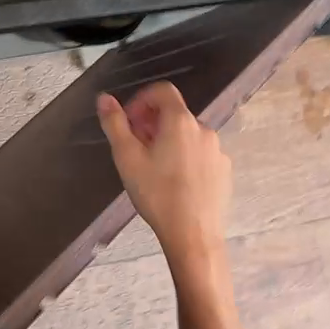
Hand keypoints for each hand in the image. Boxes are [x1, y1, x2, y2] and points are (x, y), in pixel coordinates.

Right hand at [98, 82, 230, 261]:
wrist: (193, 238)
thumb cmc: (157, 194)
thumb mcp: (126, 157)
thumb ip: (114, 123)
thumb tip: (104, 98)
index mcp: (180, 121)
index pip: (163, 91)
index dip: (142, 99)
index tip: (129, 121)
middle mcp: (204, 130)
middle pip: (174, 113)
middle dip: (151, 122)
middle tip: (135, 146)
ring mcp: (218, 151)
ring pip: (187, 134)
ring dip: (168, 140)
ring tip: (152, 166)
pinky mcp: (224, 172)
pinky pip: (200, 153)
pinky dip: (185, 156)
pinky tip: (174, 181)